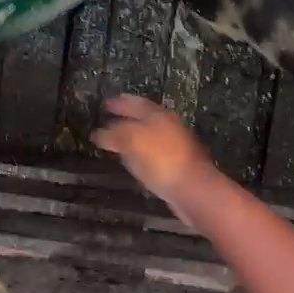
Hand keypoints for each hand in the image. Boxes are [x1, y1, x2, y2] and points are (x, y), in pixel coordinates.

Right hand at [92, 95, 221, 207]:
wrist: (193, 189)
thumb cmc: (161, 160)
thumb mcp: (132, 141)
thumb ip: (115, 134)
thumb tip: (100, 133)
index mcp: (158, 115)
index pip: (135, 103)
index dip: (119, 103)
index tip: (104, 103)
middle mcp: (169, 126)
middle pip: (145, 116)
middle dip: (127, 116)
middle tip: (110, 117)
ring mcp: (176, 145)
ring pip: (150, 134)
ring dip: (134, 133)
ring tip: (118, 138)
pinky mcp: (178, 164)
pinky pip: (154, 152)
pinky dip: (141, 150)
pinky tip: (135, 159)